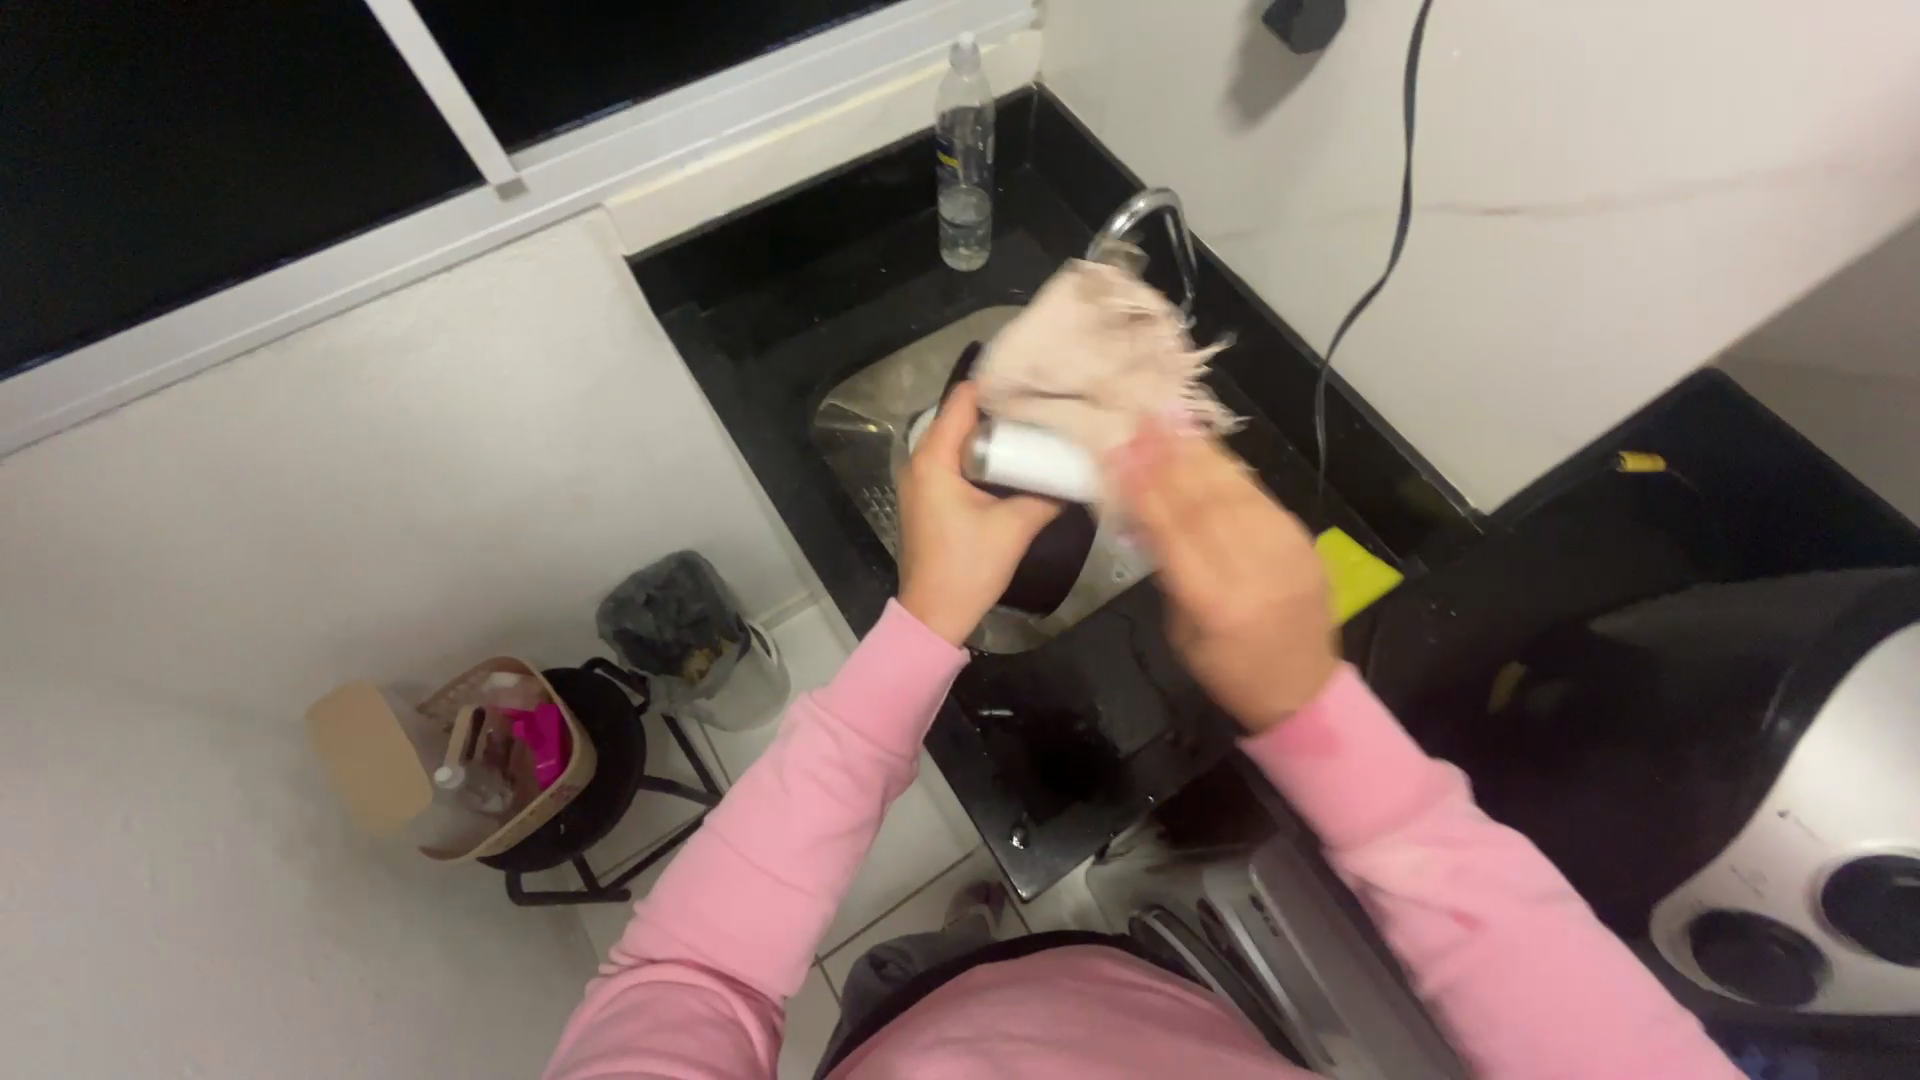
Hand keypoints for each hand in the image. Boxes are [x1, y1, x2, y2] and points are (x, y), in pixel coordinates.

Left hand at [896, 383, 1062, 645]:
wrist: (935, 614)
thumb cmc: (968, 567)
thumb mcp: (1014, 527)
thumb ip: (1045, 495)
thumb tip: (1074, 474)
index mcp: (934, 458)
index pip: (963, 400)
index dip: (997, 385)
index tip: (1033, 382)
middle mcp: (920, 461)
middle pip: (962, 418)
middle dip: (1001, 410)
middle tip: (1042, 405)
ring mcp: (922, 481)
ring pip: (960, 442)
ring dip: (993, 436)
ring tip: (1034, 429)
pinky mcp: (929, 499)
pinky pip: (956, 464)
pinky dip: (983, 458)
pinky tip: (1014, 463)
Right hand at [1110, 420, 1338, 732]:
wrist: (1302, 690)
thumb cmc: (1225, 670)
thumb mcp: (1180, 629)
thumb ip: (1168, 568)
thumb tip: (1146, 511)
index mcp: (1215, 604)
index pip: (1173, 532)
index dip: (1143, 489)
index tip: (1118, 453)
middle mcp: (1255, 571)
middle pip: (1204, 502)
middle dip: (1168, 458)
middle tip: (1142, 420)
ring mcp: (1286, 553)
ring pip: (1235, 491)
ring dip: (1199, 452)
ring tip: (1170, 420)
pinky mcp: (1305, 542)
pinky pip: (1261, 497)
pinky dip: (1230, 469)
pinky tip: (1207, 448)